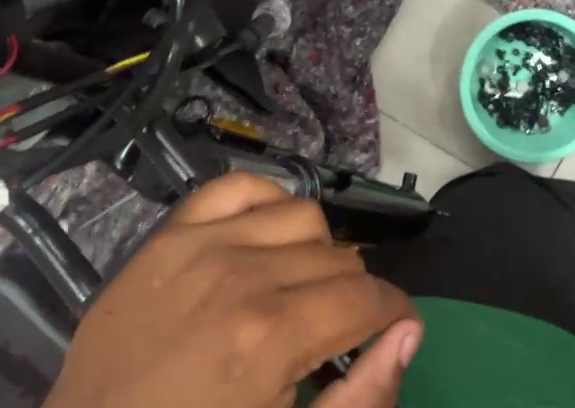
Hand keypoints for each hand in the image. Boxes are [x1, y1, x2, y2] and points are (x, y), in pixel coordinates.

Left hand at [46, 174, 421, 407]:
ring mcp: (199, 246)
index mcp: (272, 338)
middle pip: (338, 258)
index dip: (392, 313)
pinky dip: (265, 201)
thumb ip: (359, 398)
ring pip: (300, 215)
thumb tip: (409, 332)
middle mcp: (241, 276)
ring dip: (314, 250)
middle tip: (333, 330)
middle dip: (352, 294)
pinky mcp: (166, 237)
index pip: (367, 298)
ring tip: (298, 288)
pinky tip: (264, 238)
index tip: (390, 329)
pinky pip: (237, 187)